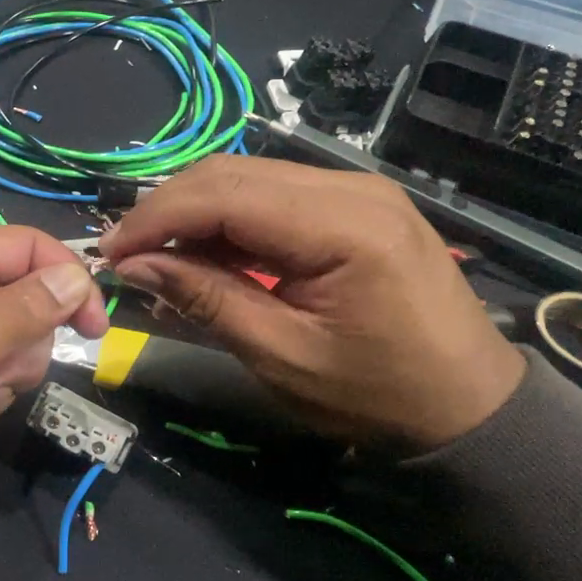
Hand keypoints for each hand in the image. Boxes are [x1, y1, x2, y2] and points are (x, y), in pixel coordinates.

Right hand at [99, 156, 525, 454]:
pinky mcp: (352, 204)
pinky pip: (269, 194)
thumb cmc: (378, 393)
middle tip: (123, 254)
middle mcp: (352, 188)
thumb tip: (132, 266)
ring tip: (154, 255)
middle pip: (229, 173)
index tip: (109, 252)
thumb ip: (204, 298)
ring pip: (244, 176)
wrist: (472, 407)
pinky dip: (223, 218)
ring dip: (190, 211)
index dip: (156, 217)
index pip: (224, 194)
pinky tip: (200, 251)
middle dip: (165, 209)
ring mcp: (356, 191)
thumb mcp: (280, 354)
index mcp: (345, 227)